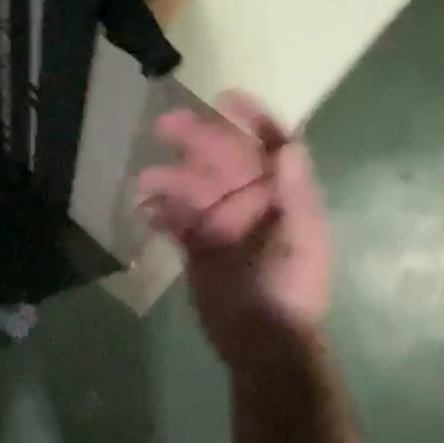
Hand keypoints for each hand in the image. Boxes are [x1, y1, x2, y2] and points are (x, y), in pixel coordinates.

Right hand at [138, 92, 329, 370]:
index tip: (225, 99)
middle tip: (162, 125)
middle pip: (222, 159)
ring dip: (168, 178)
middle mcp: (251, 201)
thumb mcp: (301, 240)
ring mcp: (222, 223)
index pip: (271, 145)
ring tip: (144, 180)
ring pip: (192, 187)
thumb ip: (294, 192)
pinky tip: (143, 209)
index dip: (253, 118)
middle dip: (195, 139)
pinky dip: (160, 212)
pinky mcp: (198, 247)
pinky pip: (175, 220)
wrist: (264, 344)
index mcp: (282, 194)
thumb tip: (290, 145)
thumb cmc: (289, 291)